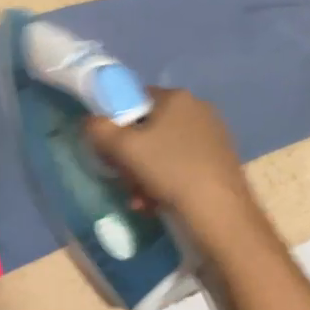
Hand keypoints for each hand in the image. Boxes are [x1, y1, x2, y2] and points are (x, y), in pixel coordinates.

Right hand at [83, 88, 254, 222]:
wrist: (218, 212)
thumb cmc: (168, 170)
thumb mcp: (122, 148)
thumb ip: (98, 128)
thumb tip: (90, 121)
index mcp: (177, 97)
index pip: (135, 98)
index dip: (116, 122)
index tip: (110, 148)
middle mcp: (198, 110)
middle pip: (148, 129)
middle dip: (131, 157)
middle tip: (123, 178)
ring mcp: (212, 136)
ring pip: (162, 152)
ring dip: (144, 175)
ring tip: (139, 199)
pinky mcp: (220, 161)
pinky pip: (180, 166)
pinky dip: (165, 183)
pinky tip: (157, 203)